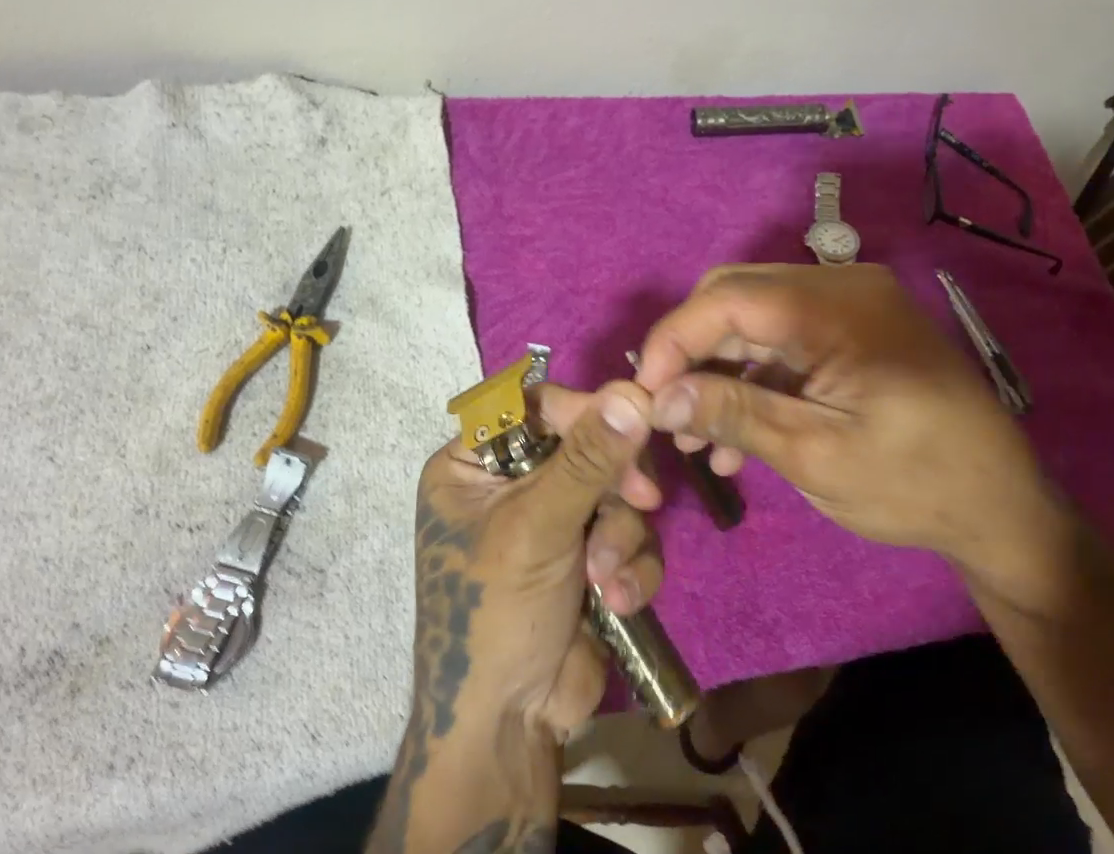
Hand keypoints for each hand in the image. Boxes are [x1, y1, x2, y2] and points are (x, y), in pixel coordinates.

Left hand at [407, 380, 662, 743]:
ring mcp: (555, 527)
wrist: (510, 723)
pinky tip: (619, 603)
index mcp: (471, 469)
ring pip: (617, 496)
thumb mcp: (536, 529)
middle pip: (587, 448)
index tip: (632, 418)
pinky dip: (631, 569)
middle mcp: (511, 489)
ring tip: (606, 583)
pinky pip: (629, 539)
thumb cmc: (495, 614)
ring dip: (622, 540)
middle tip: (641, 499)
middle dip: (613, 489)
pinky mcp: (590, 562)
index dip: (582, 410)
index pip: (531, 408)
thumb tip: (632, 391)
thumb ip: (587, 460)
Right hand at [633, 264, 1066, 585]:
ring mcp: (853, 308)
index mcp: (838, 307)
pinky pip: (786, 340)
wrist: (1001, 507)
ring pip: (756, 320)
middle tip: (666, 415)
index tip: (642, 395)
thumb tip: (657, 397)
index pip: (728, 297)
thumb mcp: (815, 455)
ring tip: (697, 440)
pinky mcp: (856, 334)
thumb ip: (734, 414)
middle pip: (737, 297)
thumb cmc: (914, 484)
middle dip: (692, 354)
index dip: (673, 340)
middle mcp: (844, 288)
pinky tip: (737, 436)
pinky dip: (754, 379)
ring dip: (719, 371)